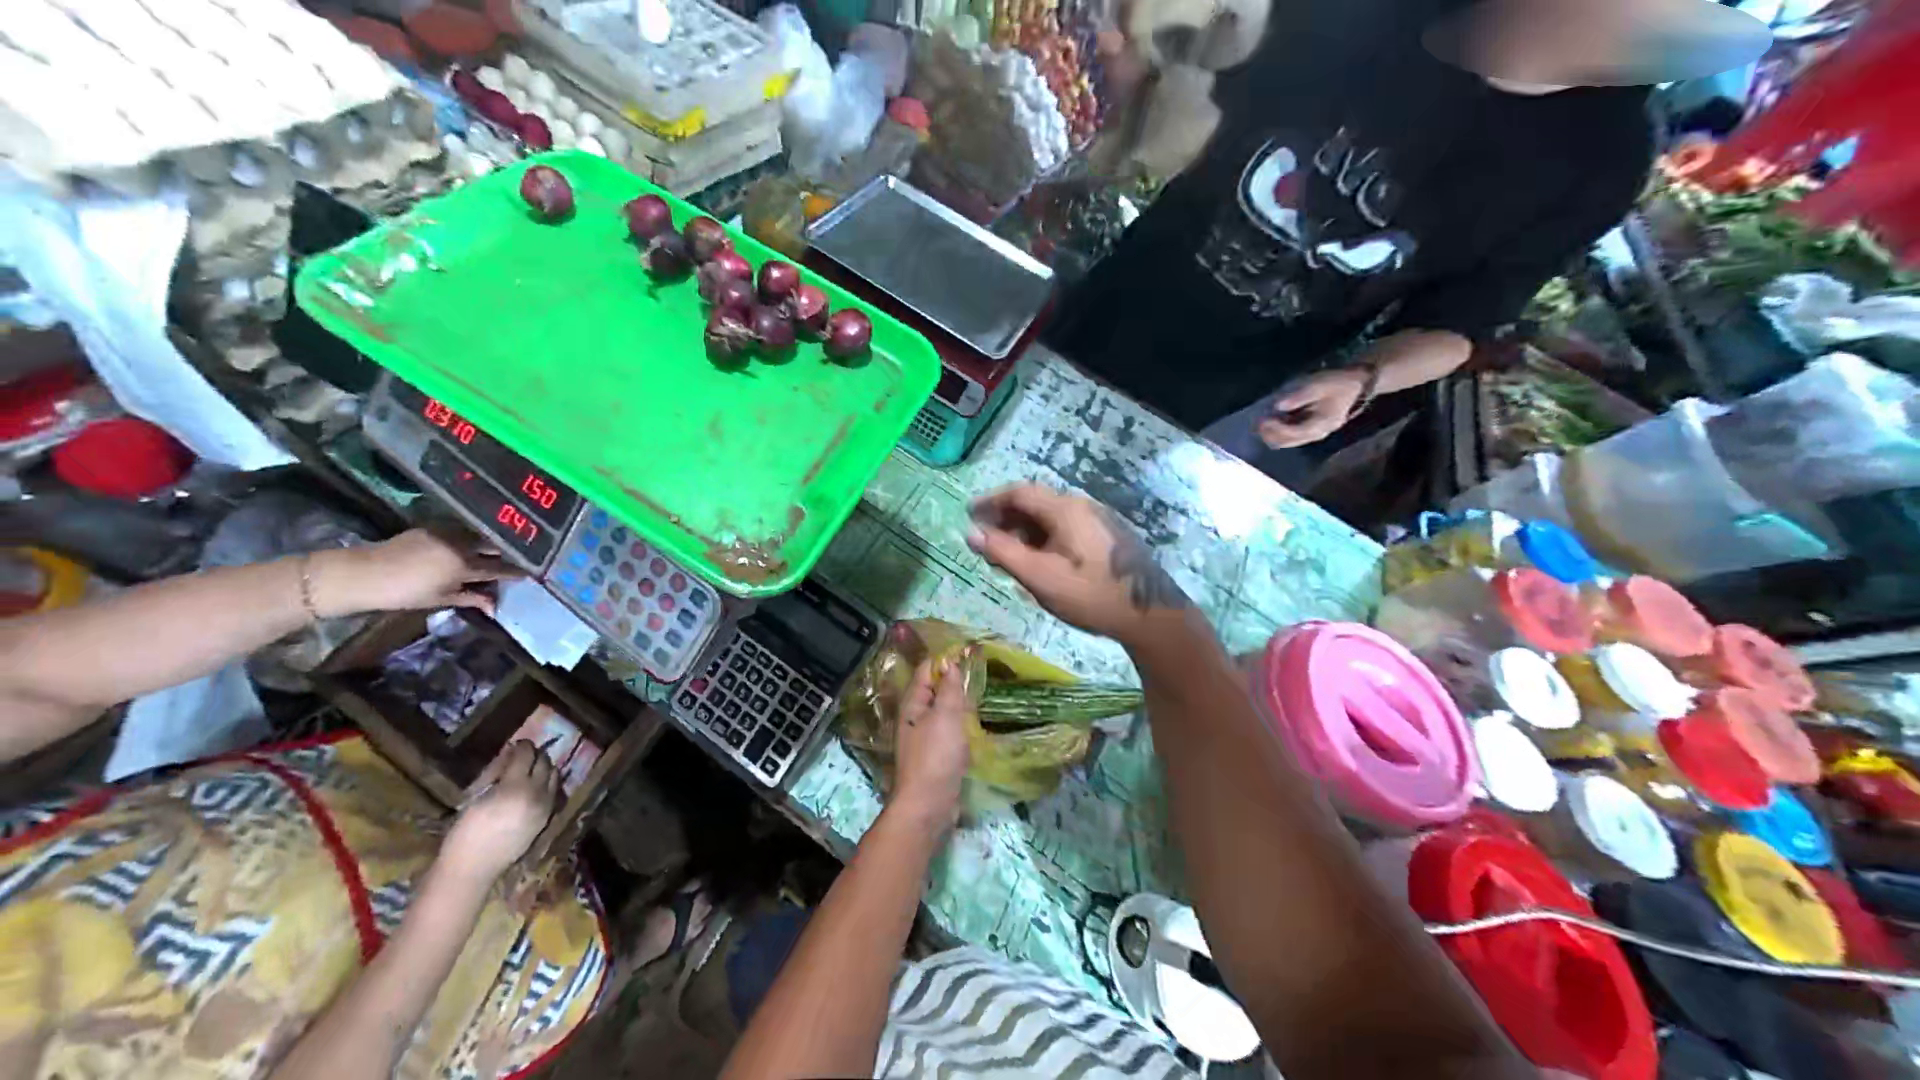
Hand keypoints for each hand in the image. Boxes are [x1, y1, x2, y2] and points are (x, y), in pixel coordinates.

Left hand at [314, 529, 516, 617]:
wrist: (362, 573)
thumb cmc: (404, 593)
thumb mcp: (441, 598)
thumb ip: (471, 598)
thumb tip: (495, 607)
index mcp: (465, 565)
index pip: (500, 568)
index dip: (516, 572)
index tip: (529, 573)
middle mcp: (462, 545)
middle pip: (495, 546)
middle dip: (507, 553)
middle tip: (515, 559)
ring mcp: (448, 532)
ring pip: (480, 535)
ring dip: (490, 543)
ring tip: (496, 550)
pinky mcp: (434, 526)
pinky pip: (462, 530)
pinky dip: (471, 537)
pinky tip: (470, 544)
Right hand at [440, 740, 559, 883]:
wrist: (472, 870)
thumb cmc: (465, 833)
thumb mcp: (477, 797)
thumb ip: (497, 775)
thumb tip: (509, 758)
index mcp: (517, 787)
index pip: (527, 754)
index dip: (521, 746)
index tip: (514, 745)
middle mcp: (538, 794)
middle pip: (545, 762)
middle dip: (534, 756)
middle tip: (519, 758)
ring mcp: (546, 807)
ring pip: (554, 775)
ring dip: (543, 769)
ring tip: (527, 772)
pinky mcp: (547, 818)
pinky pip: (554, 792)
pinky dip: (546, 784)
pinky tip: (532, 788)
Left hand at [890, 657, 972, 830]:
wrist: (928, 805)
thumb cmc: (935, 756)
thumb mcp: (945, 716)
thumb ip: (950, 688)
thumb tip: (950, 663)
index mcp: (913, 704)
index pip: (927, 670)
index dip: (946, 659)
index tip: (970, 651)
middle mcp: (915, 718)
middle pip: (935, 690)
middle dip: (955, 679)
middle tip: (982, 670)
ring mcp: (925, 738)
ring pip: (944, 711)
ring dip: (960, 702)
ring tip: (984, 692)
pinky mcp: (937, 756)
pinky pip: (950, 731)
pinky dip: (963, 723)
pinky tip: (977, 723)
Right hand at [965, 485, 1189, 645]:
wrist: (1151, 615)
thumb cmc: (1090, 595)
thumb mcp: (1040, 577)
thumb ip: (1003, 553)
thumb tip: (971, 533)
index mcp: (1066, 509)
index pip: (1020, 492)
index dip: (991, 501)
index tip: (969, 514)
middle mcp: (1083, 506)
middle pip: (1036, 502)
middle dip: (1006, 517)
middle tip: (985, 539)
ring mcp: (1098, 520)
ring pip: (1051, 517)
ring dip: (1024, 530)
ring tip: (1007, 555)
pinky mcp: (1107, 537)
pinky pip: (1065, 528)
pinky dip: (1043, 538)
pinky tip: (1039, 561)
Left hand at [1255, 368, 1367, 448]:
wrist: (1358, 384)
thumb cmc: (1338, 383)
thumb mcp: (1318, 385)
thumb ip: (1298, 397)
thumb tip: (1278, 405)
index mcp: (1320, 425)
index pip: (1292, 433)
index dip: (1275, 428)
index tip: (1263, 419)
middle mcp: (1316, 434)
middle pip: (1287, 442)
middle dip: (1270, 434)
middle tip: (1258, 422)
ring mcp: (1314, 434)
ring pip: (1288, 441)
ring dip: (1273, 434)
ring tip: (1262, 422)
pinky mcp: (1312, 430)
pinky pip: (1292, 436)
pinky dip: (1280, 431)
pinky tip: (1273, 421)